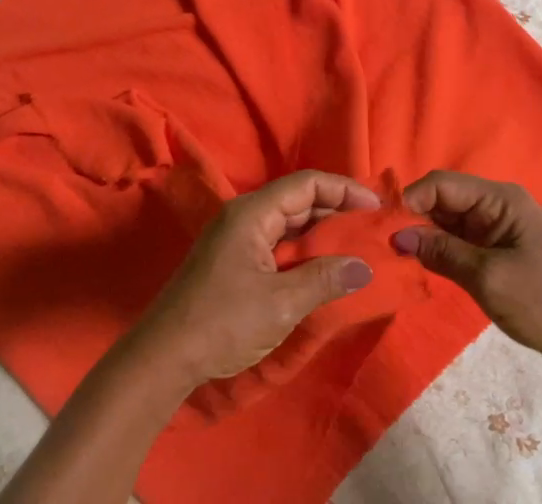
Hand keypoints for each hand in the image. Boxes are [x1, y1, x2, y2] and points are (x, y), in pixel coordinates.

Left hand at [132, 171, 380, 389]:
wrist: (164, 357)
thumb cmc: (222, 323)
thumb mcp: (281, 303)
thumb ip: (324, 279)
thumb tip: (364, 266)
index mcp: (252, 214)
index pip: (306, 184)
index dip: (344, 189)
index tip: (377, 206)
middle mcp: (244, 217)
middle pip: (298, 201)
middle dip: (337, 212)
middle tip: (373, 230)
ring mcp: (237, 240)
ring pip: (289, 224)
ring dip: (322, 234)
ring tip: (358, 250)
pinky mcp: (234, 262)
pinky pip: (277, 245)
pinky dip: (304, 252)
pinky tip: (326, 270)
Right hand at [390, 171, 541, 369]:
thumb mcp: (488, 277)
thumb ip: (442, 251)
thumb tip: (398, 235)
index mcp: (501, 200)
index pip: (444, 184)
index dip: (412, 199)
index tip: (385, 226)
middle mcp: (496, 206)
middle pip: (443, 200)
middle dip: (413, 217)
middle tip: (381, 243)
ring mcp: (496, 229)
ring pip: (446, 221)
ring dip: (422, 234)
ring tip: (391, 254)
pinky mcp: (495, 251)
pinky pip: (457, 241)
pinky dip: (437, 249)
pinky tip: (416, 263)